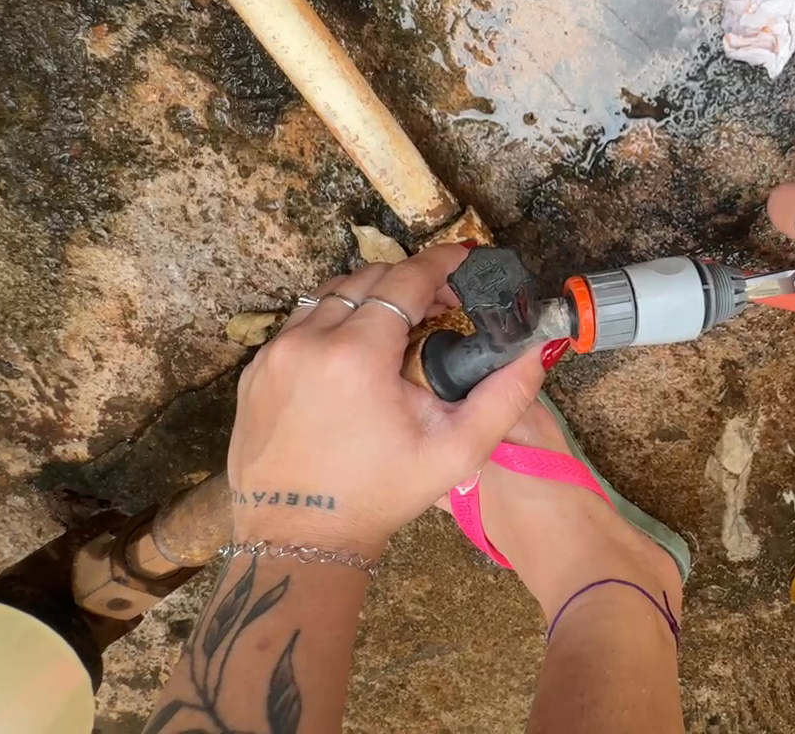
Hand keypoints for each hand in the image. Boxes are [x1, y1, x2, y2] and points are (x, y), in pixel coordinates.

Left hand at [228, 243, 544, 556]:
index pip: (405, 279)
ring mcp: (274, 356)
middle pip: (370, 277)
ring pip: (333, 292)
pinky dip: (341, 315)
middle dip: (413, 278)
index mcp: (357, 356)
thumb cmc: (383, 492)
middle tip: (446, 301)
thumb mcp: (458, 449)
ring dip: (375, 293)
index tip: (467, 255)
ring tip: (407, 319)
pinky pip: (305, 320)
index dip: (442, 261)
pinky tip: (364, 345)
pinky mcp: (255, 372)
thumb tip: (538, 349)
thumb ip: (507, 395)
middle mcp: (308, 344)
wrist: (298, 539)